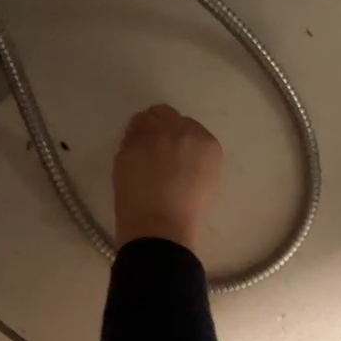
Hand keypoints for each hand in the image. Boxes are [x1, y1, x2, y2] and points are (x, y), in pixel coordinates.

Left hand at [110, 104, 221, 252]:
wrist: (161, 225)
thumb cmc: (188, 213)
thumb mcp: (207, 182)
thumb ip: (197, 160)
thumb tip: (182, 155)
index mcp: (209, 145)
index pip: (192, 129)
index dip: (180, 141)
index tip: (175, 156)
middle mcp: (185, 130)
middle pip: (169, 116)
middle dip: (163, 129)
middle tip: (157, 152)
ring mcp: (156, 133)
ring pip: (148, 117)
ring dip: (146, 130)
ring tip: (143, 154)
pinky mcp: (131, 140)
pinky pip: (132, 131)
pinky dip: (132, 142)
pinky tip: (133, 161)